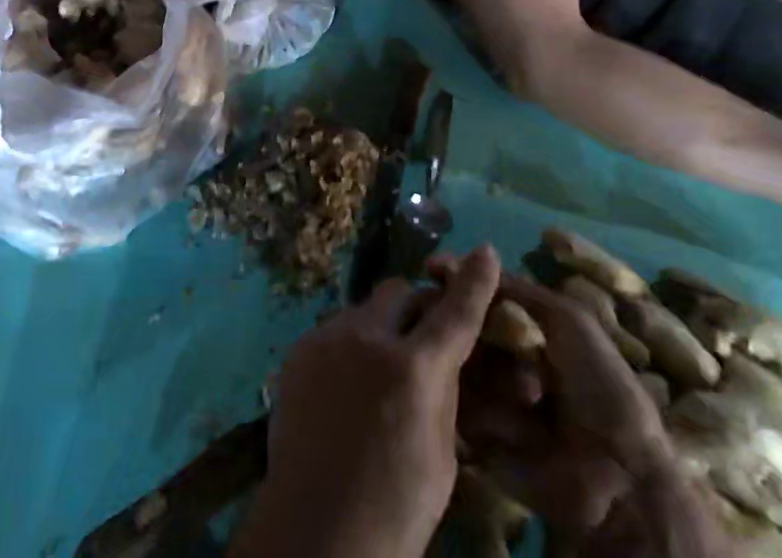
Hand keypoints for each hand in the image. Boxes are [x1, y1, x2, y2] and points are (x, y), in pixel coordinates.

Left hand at [231, 245, 500, 557]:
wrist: (316, 531)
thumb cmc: (397, 505)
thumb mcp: (443, 450)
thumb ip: (443, 388)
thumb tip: (442, 355)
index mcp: (413, 369)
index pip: (453, 310)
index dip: (474, 281)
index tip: (485, 251)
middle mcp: (365, 340)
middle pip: (399, 292)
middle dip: (416, 307)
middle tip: (421, 337)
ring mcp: (324, 342)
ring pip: (362, 310)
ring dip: (380, 328)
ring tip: (377, 368)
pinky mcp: (296, 353)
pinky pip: (333, 332)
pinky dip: (349, 346)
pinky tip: (346, 384)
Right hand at [452, 272, 729, 556]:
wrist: (615, 474)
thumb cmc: (599, 385)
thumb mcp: (568, 320)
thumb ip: (516, 289)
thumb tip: (464, 261)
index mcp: (525, 330)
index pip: (478, 299)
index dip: (456, 283)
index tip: (429, 269)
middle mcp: (501, 358)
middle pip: (459, 328)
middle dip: (458, 324)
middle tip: (448, 324)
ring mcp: (487, 396)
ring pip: (455, 365)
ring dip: (480, 372)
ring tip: (524, 397)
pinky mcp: (477, 436)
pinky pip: (457, 409)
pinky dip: (477, 410)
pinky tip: (508, 422)